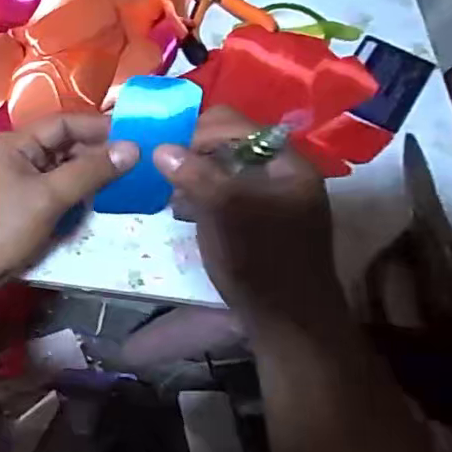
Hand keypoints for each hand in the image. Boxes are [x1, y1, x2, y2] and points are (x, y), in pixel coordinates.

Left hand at [0, 114, 136, 302]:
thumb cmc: (6, 227)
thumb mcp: (50, 196)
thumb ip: (91, 171)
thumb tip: (133, 149)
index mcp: (18, 143)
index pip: (63, 122)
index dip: (97, 126)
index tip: (132, 134)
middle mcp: (21, 154)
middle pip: (66, 142)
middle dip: (97, 149)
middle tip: (134, 158)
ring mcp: (24, 178)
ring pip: (65, 165)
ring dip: (91, 170)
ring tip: (124, 175)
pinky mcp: (29, 200)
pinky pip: (60, 184)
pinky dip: (80, 187)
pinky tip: (101, 194)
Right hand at [154, 107, 343, 326]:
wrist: (291, 326)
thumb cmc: (261, 261)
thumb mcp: (224, 211)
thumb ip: (194, 175)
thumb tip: (161, 147)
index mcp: (288, 163)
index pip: (237, 125)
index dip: (198, 131)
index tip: (164, 149)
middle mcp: (284, 174)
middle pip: (231, 146)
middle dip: (194, 154)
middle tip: (162, 169)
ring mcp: (274, 200)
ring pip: (226, 172)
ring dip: (196, 176)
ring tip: (168, 191)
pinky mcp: (261, 223)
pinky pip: (228, 195)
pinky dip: (204, 197)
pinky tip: (183, 210)